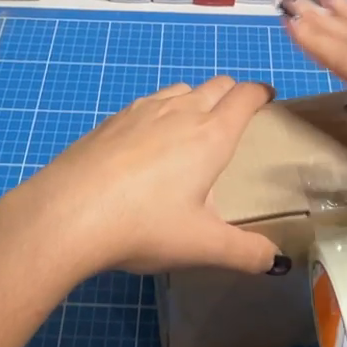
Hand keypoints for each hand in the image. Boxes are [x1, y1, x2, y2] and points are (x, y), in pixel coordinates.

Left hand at [0, 77, 286, 278]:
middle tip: (237, 116)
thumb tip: (276, 262)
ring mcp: (144, 109)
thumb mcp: (201, 246)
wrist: (70, 210)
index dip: (261, 92)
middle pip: (217, 84)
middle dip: (233, 93)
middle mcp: (181, 111)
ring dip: (197, 97)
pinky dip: (164, 109)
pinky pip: (151, 101)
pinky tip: (150, 140)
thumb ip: (245, 252)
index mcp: (211, 135)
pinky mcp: (115, 118)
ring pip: (182, 88)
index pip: (245, 96)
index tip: (269, 98)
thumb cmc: (145, 225)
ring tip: (195, 126)